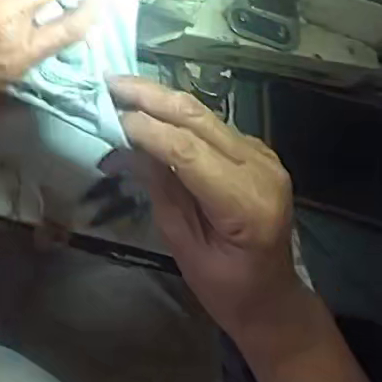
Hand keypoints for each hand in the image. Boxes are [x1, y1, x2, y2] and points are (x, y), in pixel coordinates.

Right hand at [111, 76, 306, 339]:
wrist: (274, 298)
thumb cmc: (227, 287)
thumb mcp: (182, 244)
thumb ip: (158, 188)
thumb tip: (125, 142)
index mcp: (246, 202)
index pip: (187, 150)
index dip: (144, 128)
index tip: (106, 116)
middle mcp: (258, 166)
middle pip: (195, 117)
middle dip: (147, 95)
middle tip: (108, 83)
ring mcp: (259, 152)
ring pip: (200, 110)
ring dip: (156, 96)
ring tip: (118, 86)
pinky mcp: (251, 146)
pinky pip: (205, 120)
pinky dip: (171, 110)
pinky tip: (144, 105)